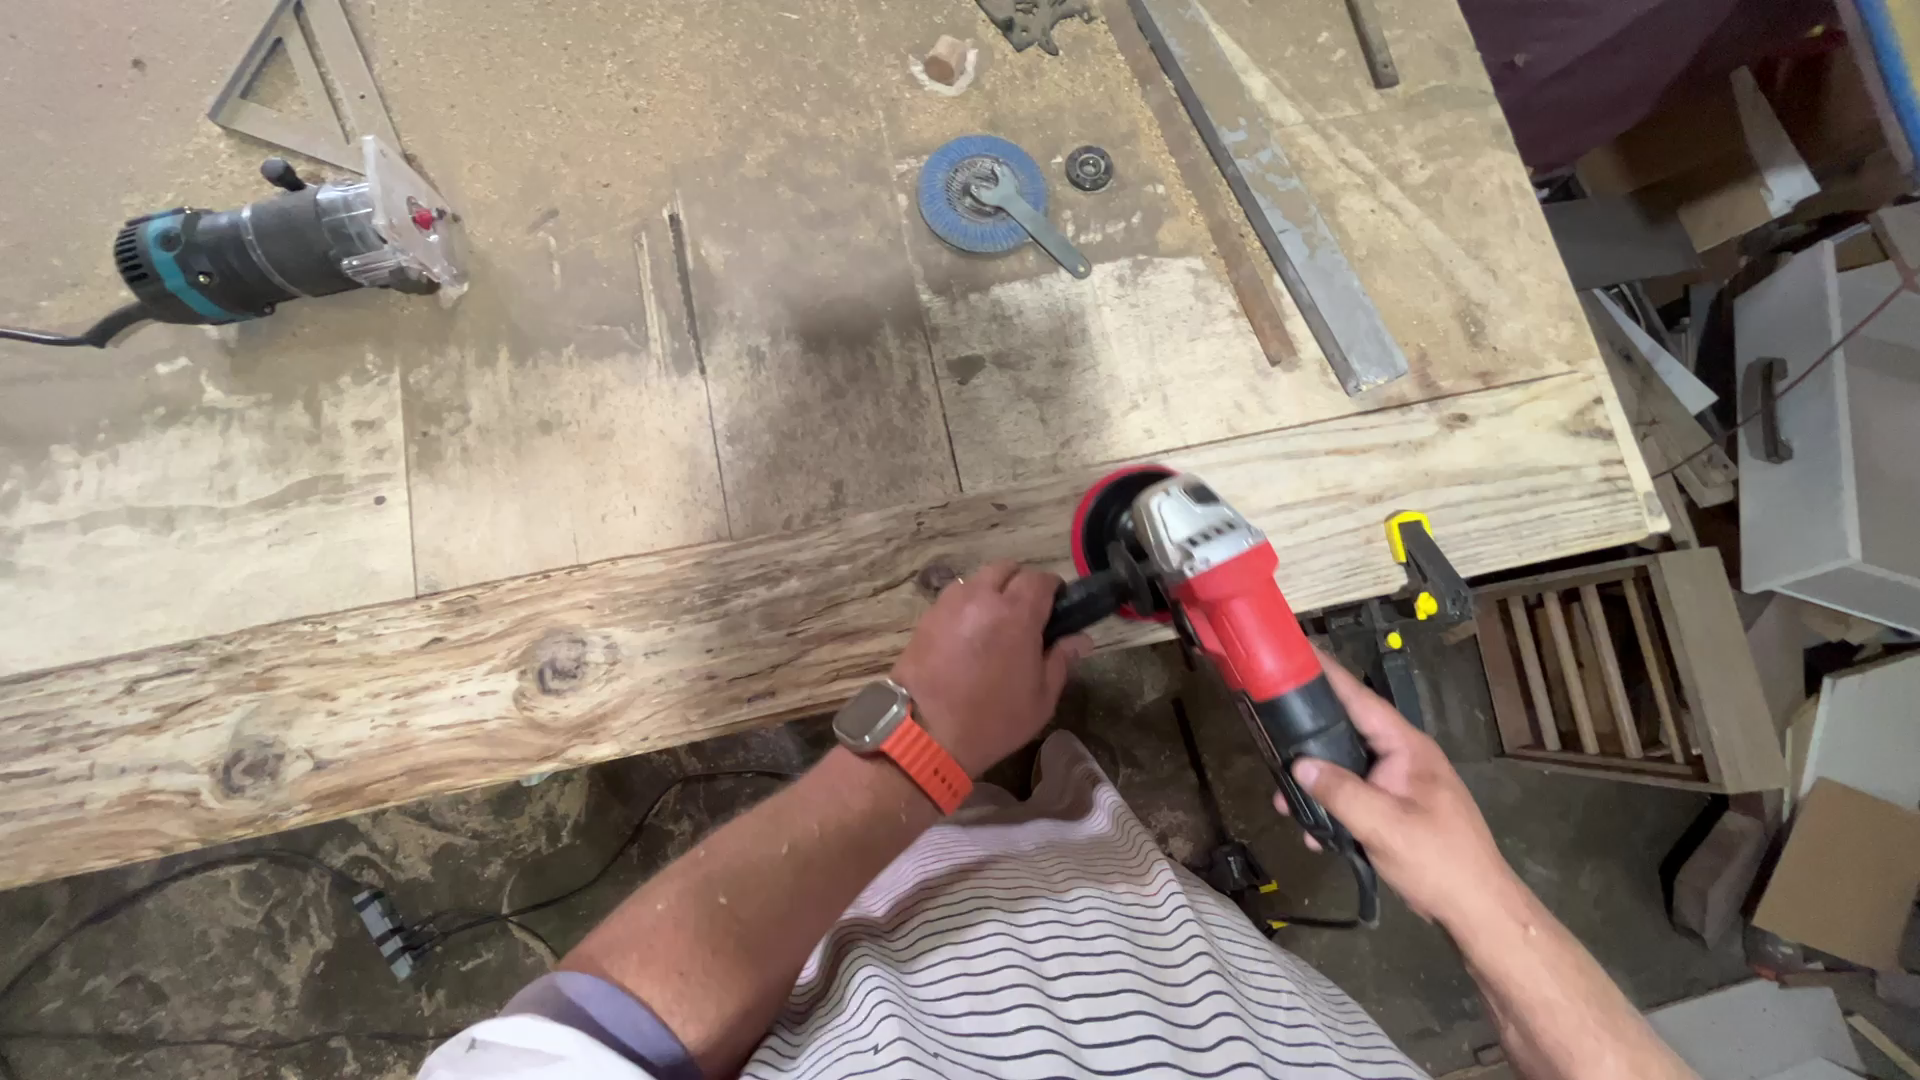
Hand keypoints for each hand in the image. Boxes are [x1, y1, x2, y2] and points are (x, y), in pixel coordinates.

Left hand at [891, 561, 1091, 776]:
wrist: (925, 734)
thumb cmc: (993, 719)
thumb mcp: (1041, 698)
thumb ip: (1061, 660)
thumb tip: (1081, 639)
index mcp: (1016, 613)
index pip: (1040, 579)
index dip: (1053, 589)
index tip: (1057, 606)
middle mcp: (982, 598)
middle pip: (1006, 569)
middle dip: (1020, 584)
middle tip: (1027, 614)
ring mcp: (949, 604)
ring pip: (977, 580)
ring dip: (991, 591)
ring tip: (995, 623)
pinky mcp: (926, 617)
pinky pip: (953, 598)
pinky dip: (967, 605)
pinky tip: (968, 634)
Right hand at [1274, 651, 1519, 928]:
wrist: (1479, 914)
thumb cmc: (1440, 862)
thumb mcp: (1385, 826)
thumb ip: (1340, 793)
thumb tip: (1298, 765)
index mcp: (1406, 747)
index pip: (1359, 698)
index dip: (1326, 674)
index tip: (1292, 652)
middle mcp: (1400, 756)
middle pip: (1343, 731)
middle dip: (1305, 739)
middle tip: (1266, 733)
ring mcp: (1396, 782)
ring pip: (1342, 767)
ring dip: (1312, 784)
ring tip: (1283, 802)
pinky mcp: (1391, 807)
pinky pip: (1349, 794)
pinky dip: (1328, 808)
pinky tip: (1312, 832)